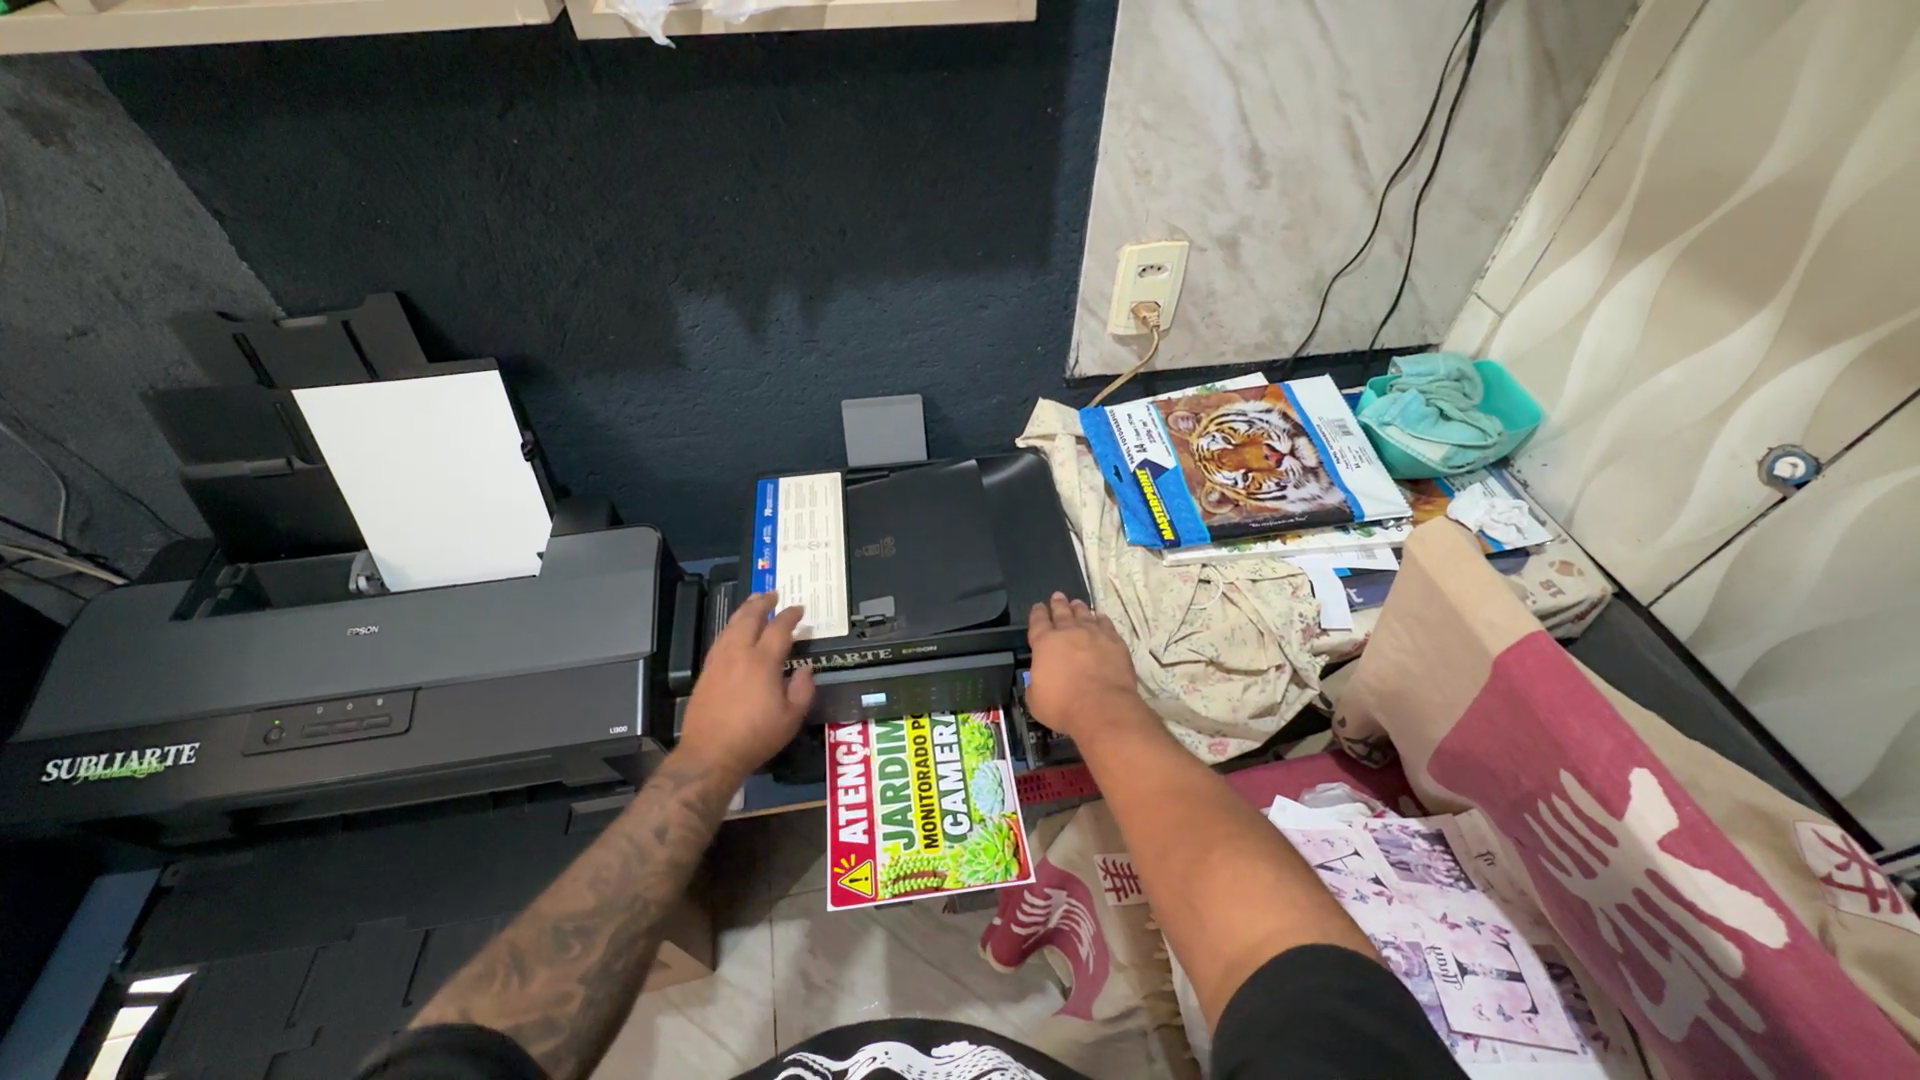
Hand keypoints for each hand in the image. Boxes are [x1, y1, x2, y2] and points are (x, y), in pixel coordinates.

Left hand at [677, 592, 815, 779]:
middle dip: (762, 603)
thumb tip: (805, 670)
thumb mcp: (791, 718)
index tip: (799, 610)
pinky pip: (720, 639)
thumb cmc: (756, 737)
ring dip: (744, 611)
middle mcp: (738, 654)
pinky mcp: (706, 671)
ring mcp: (718, 661)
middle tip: (773, 594)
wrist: (710, 754)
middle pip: (749, 618)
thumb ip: (803, 689)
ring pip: (731, 626)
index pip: (779, 629)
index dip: (790, 616)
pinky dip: (731, 627)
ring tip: (753, 603)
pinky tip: (734, 630)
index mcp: (762, 662)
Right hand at [1025, 591, 1144, 739]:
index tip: (1038, 607)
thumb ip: (1034, 684)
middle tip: (1057, 596)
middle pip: (1061, 612)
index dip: (1037, 613)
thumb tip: (1037, 680)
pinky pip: (1106, 624)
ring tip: (1076, 603)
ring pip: (1084, 614)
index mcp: (1045, 643)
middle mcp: (1069, 632)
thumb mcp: (1035, 699)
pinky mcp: (1115, 642)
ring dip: (1079, 608)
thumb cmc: (1063, 705)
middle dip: (1058, 604)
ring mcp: (1094, 634)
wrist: (1102, 707)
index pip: (1038, 622)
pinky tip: (1100, 617)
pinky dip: (1101, 619)